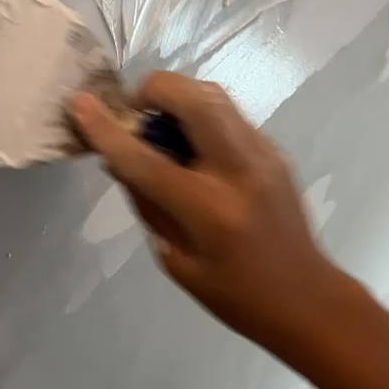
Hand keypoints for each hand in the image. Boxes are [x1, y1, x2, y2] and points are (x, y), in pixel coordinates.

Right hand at [71, 72, 352, 351]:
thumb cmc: (235, 294)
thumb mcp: (177, 260)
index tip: (80, 103)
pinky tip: (194, 146)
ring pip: (214, 96)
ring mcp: (263, 155)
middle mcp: (239, 172)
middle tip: (137, 112)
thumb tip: (119, 158)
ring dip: (179, 97)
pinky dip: (201, 115)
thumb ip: (147, 204)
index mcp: (209, 211)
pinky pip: (229, 114)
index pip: (146, 160)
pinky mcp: (275, 150)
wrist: (307, 299)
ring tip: (163, 125)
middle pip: (193, 100)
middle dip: (155, 89)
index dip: (107, 130)